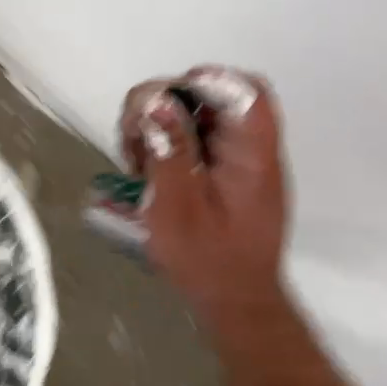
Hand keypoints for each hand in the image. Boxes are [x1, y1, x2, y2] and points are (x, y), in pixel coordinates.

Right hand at [119, 66, 288, 319]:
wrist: (234, 304)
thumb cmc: (207, 259)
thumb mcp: (178, 207)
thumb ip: (169, 151)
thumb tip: (158, 100)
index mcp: (251, 155)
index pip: (245, 91)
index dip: (204, 81)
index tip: (163, 104)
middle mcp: (248, 149)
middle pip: (209, 93)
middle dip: (162, 103)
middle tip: (135, 136)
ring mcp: (234, 158)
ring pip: (192, 110)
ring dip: (155, 123)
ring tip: (136, 156)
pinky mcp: (219, 169)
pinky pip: (189, 132)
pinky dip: (162, 139)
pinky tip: (145, 166)